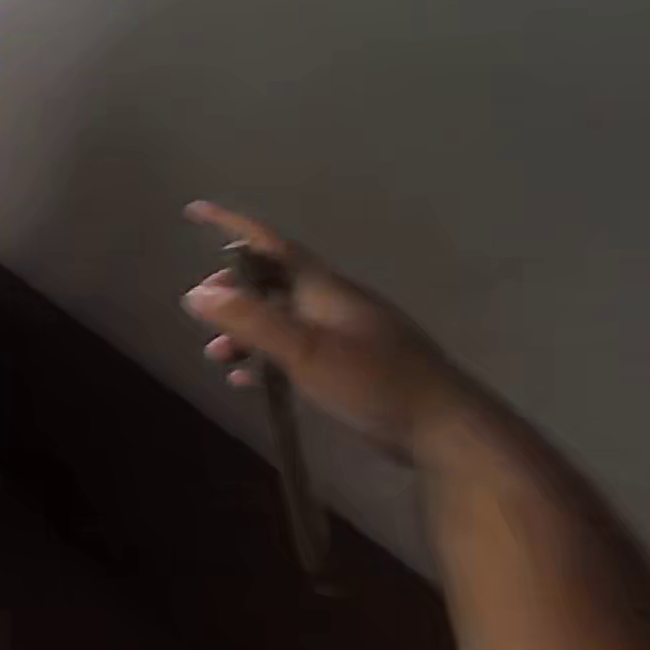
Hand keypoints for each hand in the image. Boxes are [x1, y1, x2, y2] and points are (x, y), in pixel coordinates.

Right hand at [182, 201, 468, 461]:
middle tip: (203, 309)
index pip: (267, 243)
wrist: (455, 438)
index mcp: (323, 287)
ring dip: (242, 331)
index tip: (194, 211)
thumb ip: (248, 320)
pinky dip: (265, 358)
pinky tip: (248, 381)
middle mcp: (332, 302)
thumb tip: (195, 294)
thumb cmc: (375, 382)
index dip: (230, 224)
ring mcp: (345, 333)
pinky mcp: (353, 365)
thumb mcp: (304, 350)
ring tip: (218, 356)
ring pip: (278, 317)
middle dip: (229, 292)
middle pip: (268, 281)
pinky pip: (294, 348)